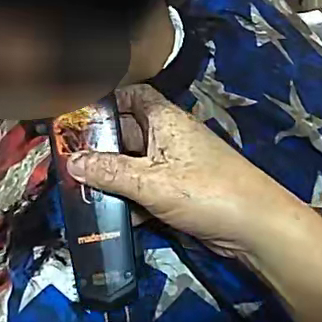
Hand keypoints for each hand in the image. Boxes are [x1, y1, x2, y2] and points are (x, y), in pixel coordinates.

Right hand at [65, 85, 312, 263]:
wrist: (254, 226)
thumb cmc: (205, 191)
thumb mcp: (151, 181)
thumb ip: (110, 172)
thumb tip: (72, 161)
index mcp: (165, 120)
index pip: (132, 95)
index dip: (106, 101)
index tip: (76, 117)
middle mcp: (169, 136)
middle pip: (127, 132)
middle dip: (100, 146)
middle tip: (67, 161)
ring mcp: (176, 165)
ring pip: (134, 164)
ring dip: (112, 177)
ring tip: (80, 190)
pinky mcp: (180, 191)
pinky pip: (146, 188)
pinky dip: (130, 198)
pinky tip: (110, 215)